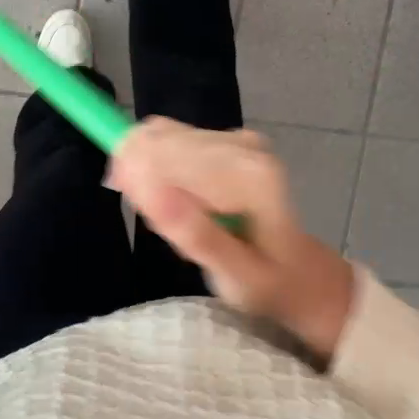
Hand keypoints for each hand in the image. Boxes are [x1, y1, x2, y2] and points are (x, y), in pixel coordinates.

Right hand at [109, 118, 355, 361]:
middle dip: (141, 170)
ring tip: (164, 212)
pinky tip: (174, 197)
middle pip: (166, 136)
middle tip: (146, 214)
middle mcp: (245, 146)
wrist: (301, 272)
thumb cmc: (269, 283)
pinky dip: (161, 165)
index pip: (174, 150)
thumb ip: (195, 235)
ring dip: (151, 169)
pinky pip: (175, 139)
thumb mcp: (235, 277)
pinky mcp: (229, 139)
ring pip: (165, 134)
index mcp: (251, 176)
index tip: (117, 187)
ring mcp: (238, 138)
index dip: (136, 162)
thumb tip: (150, 191)